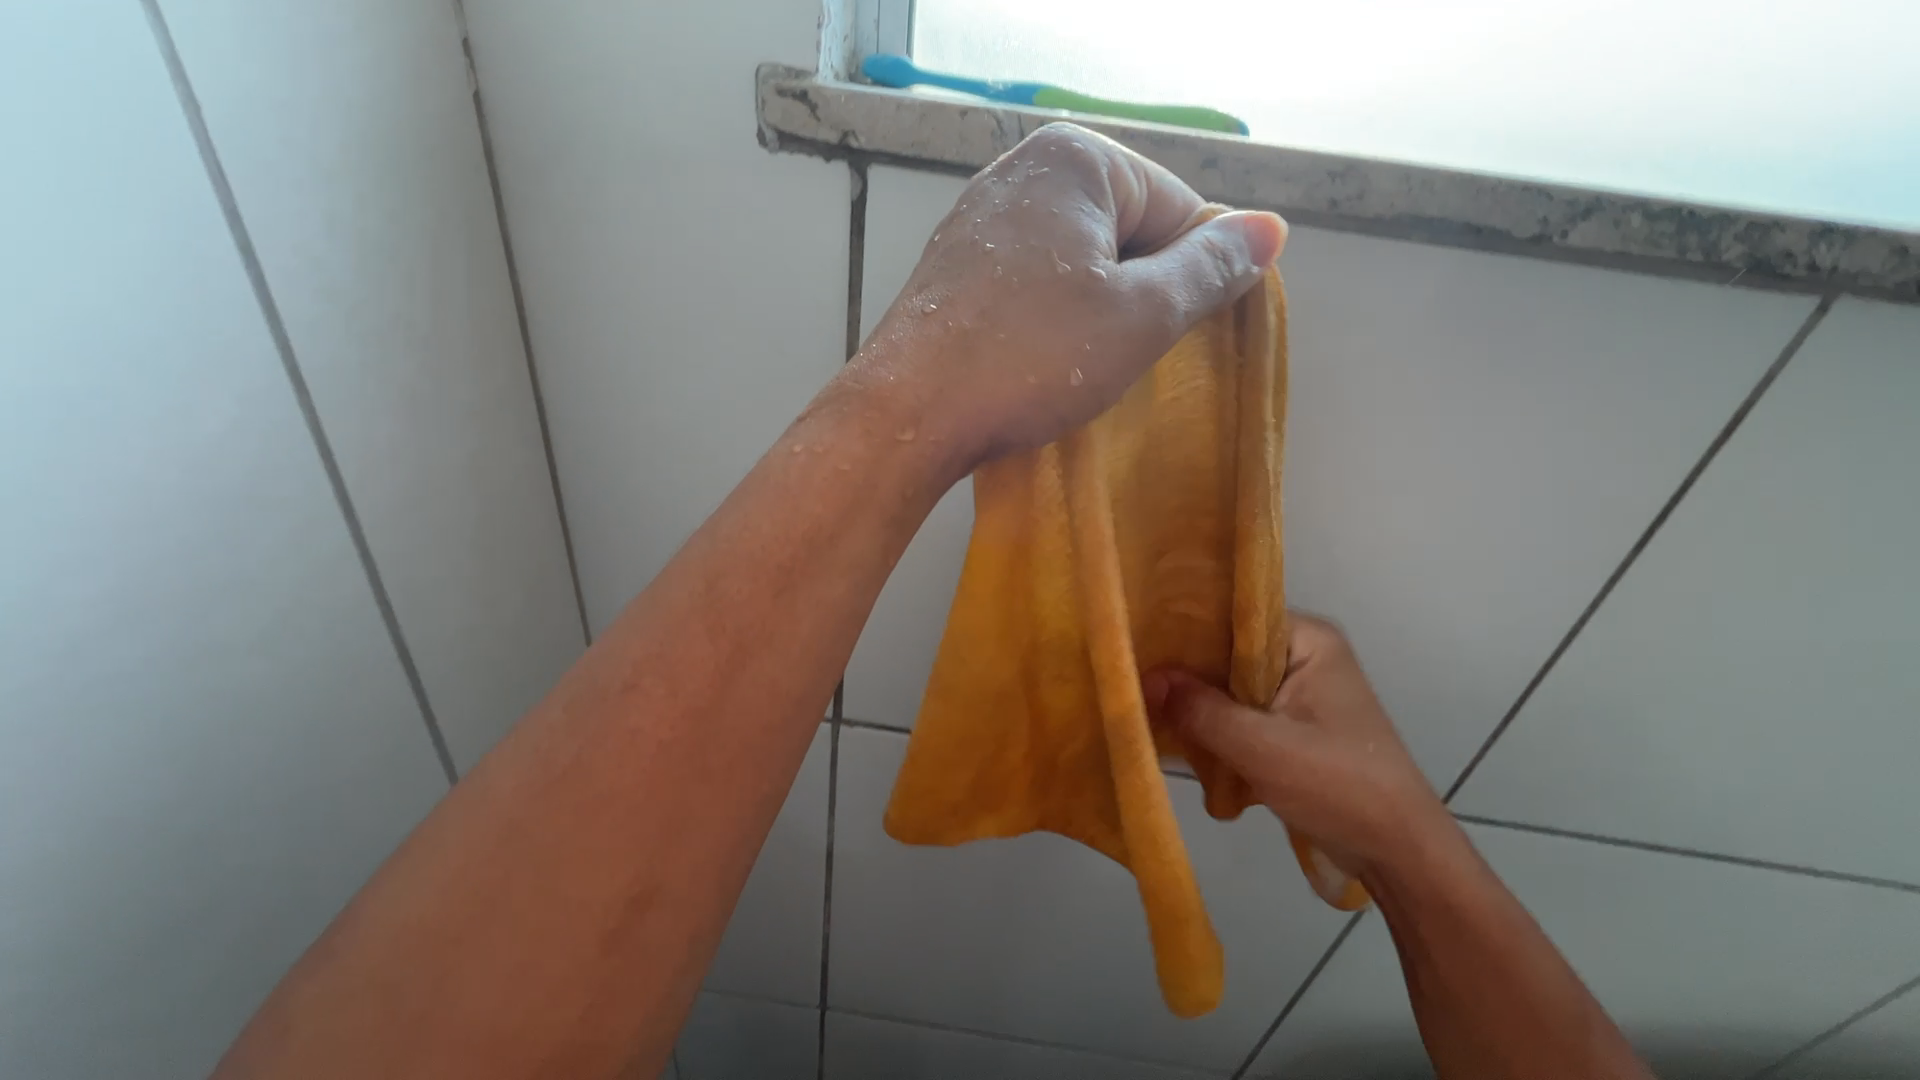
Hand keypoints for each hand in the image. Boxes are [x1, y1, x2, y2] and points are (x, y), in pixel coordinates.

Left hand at [845, 123, 1286, 473]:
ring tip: (1076, 363)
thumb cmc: (1031, 358)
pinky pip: (1032, 285)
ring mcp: (980, 221)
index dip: (1188, 275)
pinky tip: (1037, 360)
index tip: (1165, 331)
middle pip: (1124, 231)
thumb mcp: (1142, 316)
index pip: (1178, 206)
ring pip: (1077, 264)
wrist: (909, 412)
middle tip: (1117, 353)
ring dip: (1094, 313)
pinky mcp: (955, 270)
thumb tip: (1270, 228)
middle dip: (1136, 292)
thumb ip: (1211, 268)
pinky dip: (1049, 320)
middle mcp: (1021, 172)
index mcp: (1075, 159)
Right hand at [1144, 616, 1454, 879]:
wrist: (1398, 853)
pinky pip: (1240, 715)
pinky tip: (1181, 746)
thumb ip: (1200, 711)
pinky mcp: (1292, 727)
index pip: (1232, 616)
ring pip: (1229, 687)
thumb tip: (1143, 679)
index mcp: (1307, 640)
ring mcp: (1298, 693)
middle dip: (1185, 675)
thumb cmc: (1338, 785)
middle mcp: (1303, 655)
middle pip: (1226, 653)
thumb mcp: (1261, 747)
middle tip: (1134, 684)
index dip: (1184, 629)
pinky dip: (1215, 731)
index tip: (1138, 644)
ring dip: (1198, 708)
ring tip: (1148, 715)